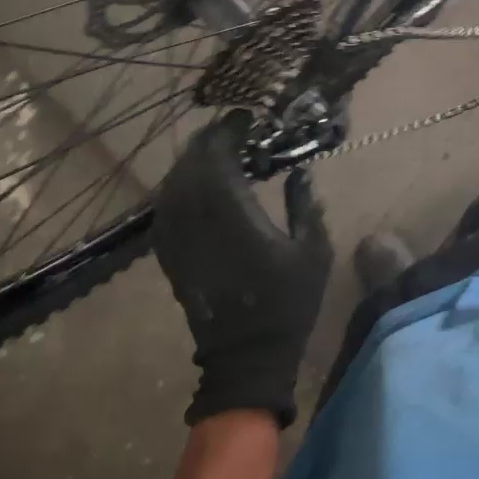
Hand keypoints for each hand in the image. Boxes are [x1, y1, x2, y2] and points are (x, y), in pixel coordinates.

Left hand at [154, 109, 330, 428]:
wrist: (247, 358)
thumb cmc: (288, 305)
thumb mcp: (314, 254)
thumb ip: (305, 207)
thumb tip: (300, 170)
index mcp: (238, 224)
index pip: (220, 166)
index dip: (227, 137)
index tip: (243, 120)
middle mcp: (202, 229)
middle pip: (191, 172)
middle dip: (206, 144)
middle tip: (227, 128)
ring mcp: (181, 246)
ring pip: (172, 191)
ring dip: (189, 164)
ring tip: (210, 149)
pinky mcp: (172, 261)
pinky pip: (164, 214)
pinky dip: (175, 190)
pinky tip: (189, 183)